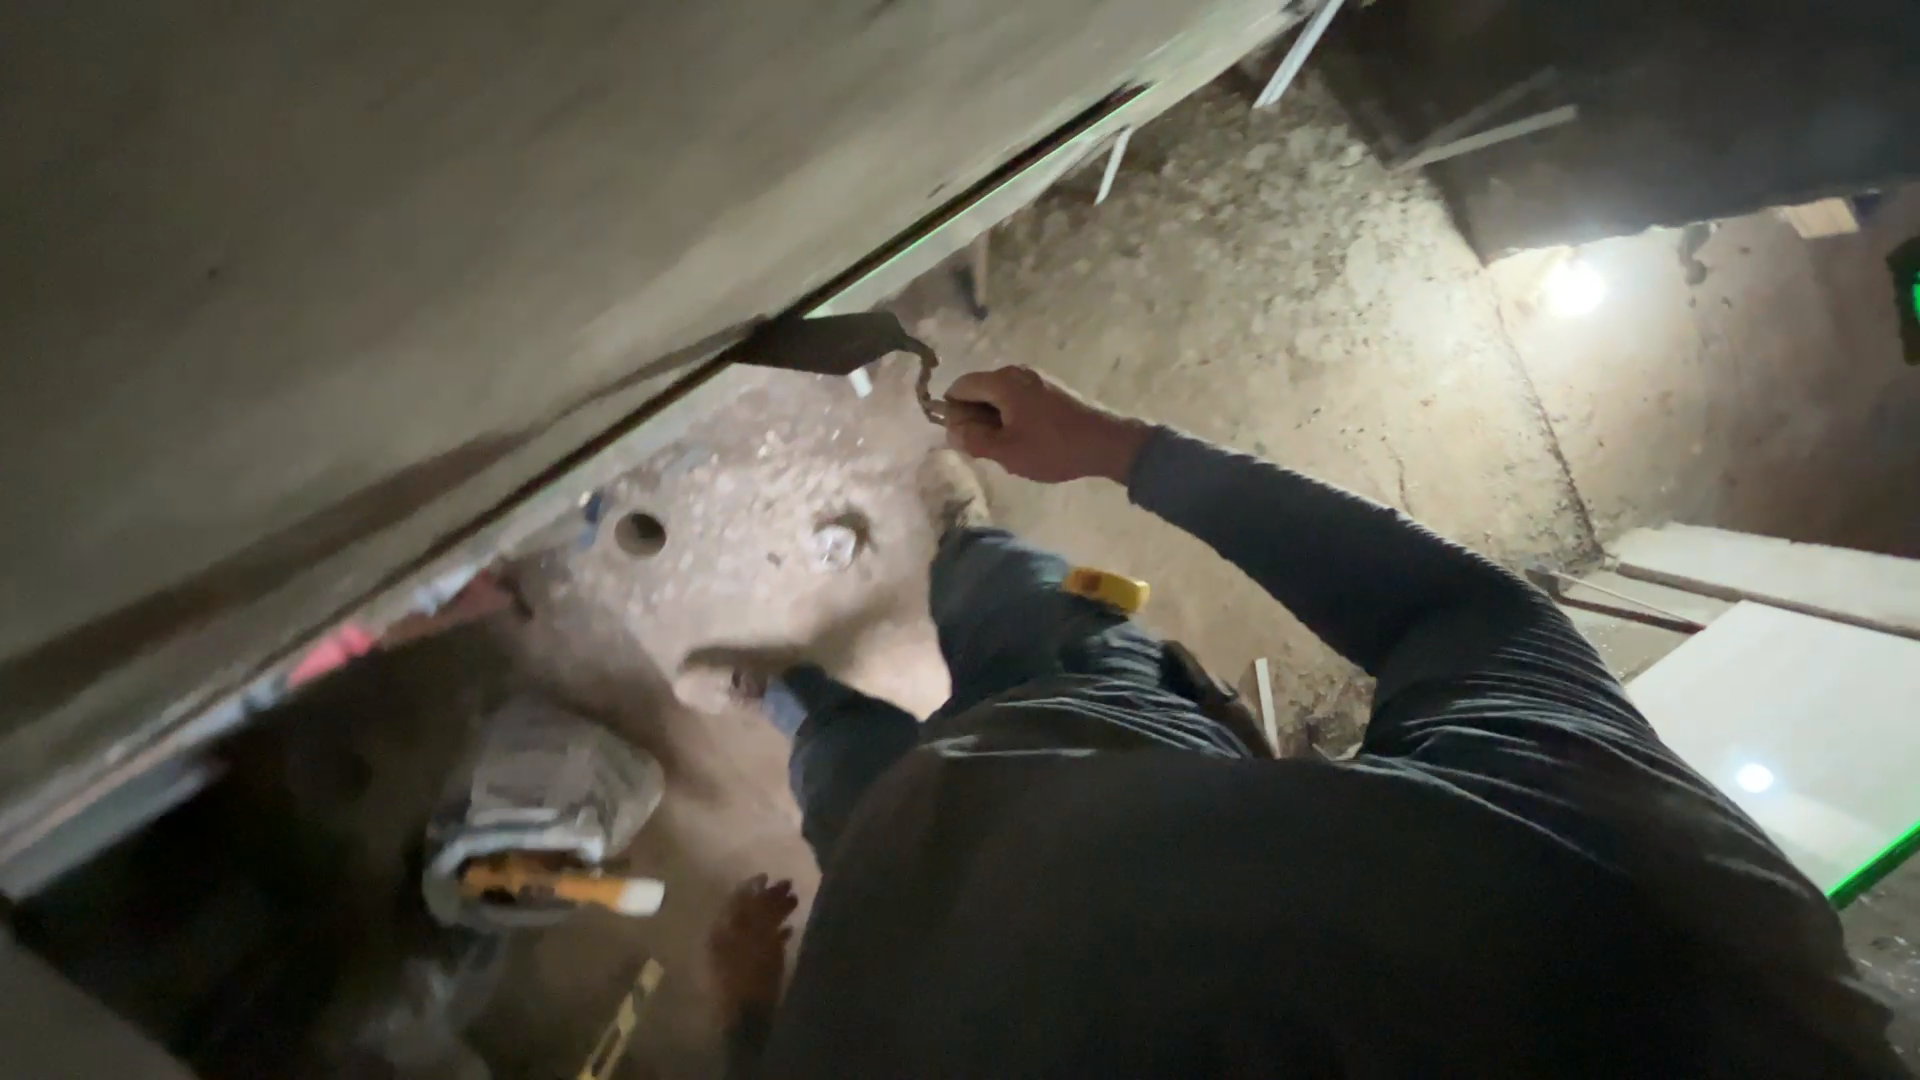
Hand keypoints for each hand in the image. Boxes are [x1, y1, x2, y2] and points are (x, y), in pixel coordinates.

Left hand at [707, 875, 797, 1020]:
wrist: (747, 1020)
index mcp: (722, 931)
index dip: (753, 885)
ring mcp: (735, 958)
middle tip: (789, 885)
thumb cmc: (751, 975)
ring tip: (794, 902)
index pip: (737, 900)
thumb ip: (759, 911)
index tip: (770, 874)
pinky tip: (789, 931)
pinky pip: (761, 947)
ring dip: (774, 914)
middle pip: (747, 912)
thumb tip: (762, 884)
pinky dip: (775, 936)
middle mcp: (725, 941)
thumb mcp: (757, 938)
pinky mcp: (747, 973)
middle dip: (768, 898)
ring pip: (756, 927)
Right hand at [943, 366, 1153, 483]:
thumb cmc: (1052, 448)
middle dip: (974, 418)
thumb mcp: (1006, 451)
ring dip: (994, 421)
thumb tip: (952, 430)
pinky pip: (1016, 400)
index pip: (959, 387)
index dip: (953, 413)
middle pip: (978, 390)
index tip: (965, 439)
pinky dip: (1012, 418)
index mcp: (1002, 381)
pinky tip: (1025, 441)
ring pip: (998, 397)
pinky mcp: (1049, 391)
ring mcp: (1036, 379)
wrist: (1106, 444)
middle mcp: (1017, 372)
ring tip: (1007, 448)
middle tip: (986, 448)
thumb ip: (973, 439)